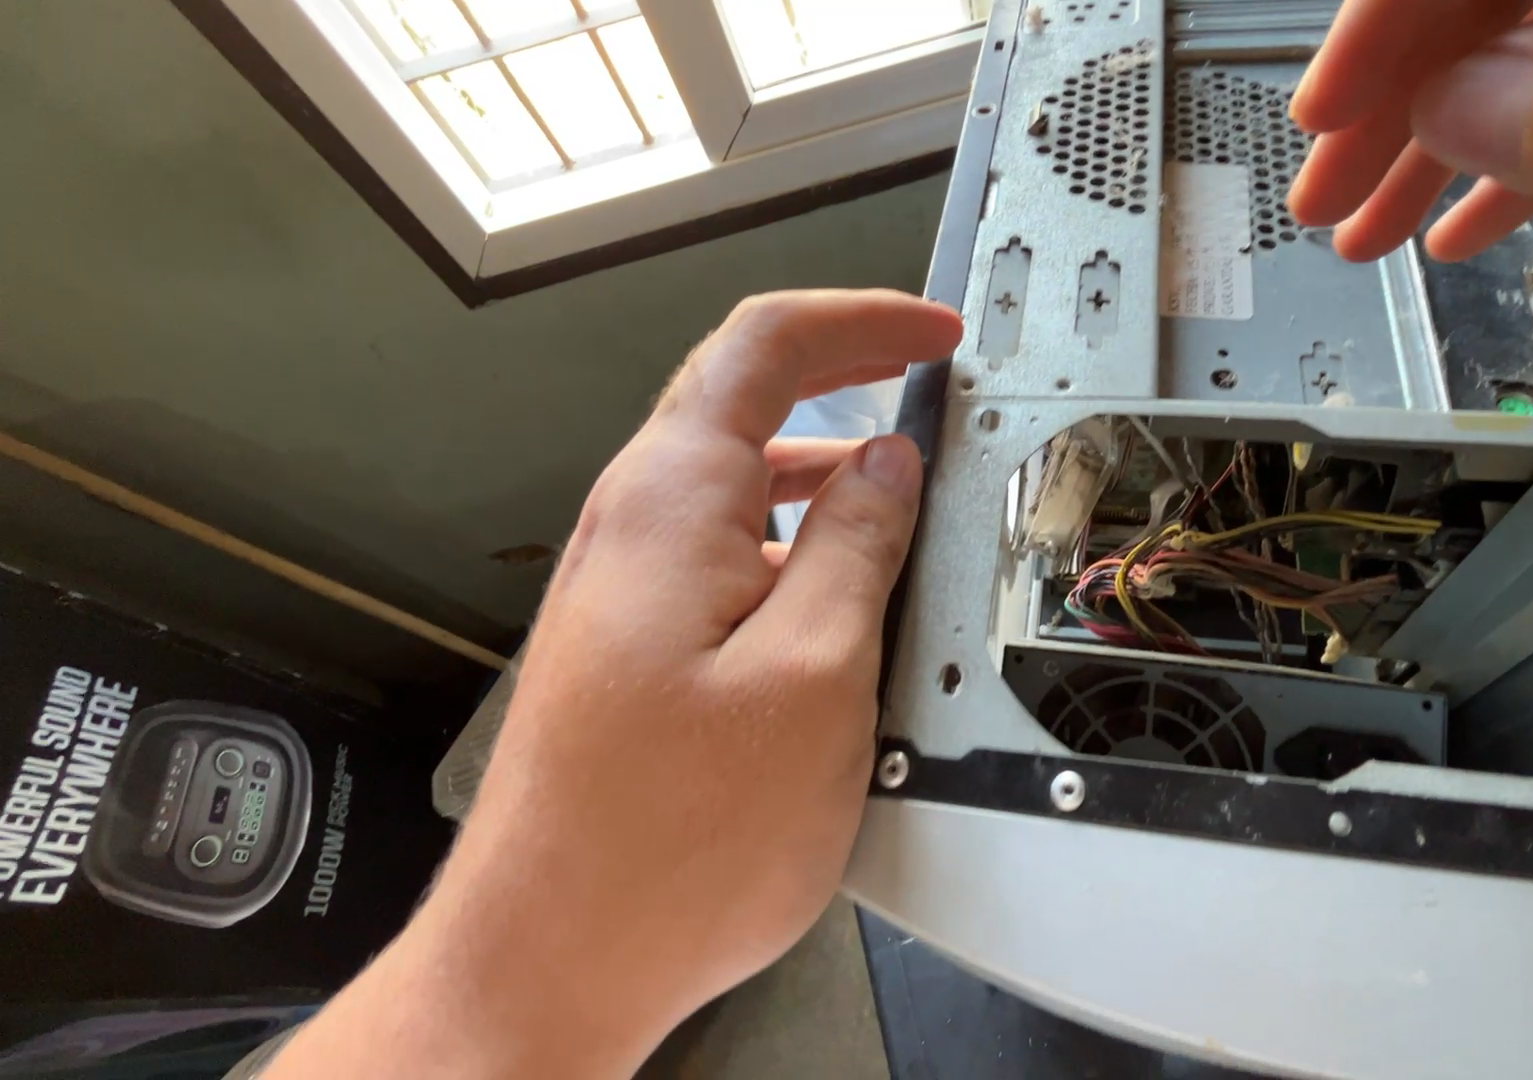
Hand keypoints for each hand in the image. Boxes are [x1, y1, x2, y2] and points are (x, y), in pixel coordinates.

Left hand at [265, 290, 961, 1077]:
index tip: (933, 333)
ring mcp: (635, 582)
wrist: (556, 959)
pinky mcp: (645, 637)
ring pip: (748, 483)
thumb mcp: (815, 672)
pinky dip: (803, 541)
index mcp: (674, 502)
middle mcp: (638, 525)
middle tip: (929, 396)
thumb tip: (889, 465)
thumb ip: (856, 545)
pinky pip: (737, 551)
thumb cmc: (679, 835)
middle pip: (749, 401)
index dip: (861, 321)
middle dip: (849, 381)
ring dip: (831, 472)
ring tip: (908, 501)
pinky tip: (850, 593)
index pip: (768, 346)